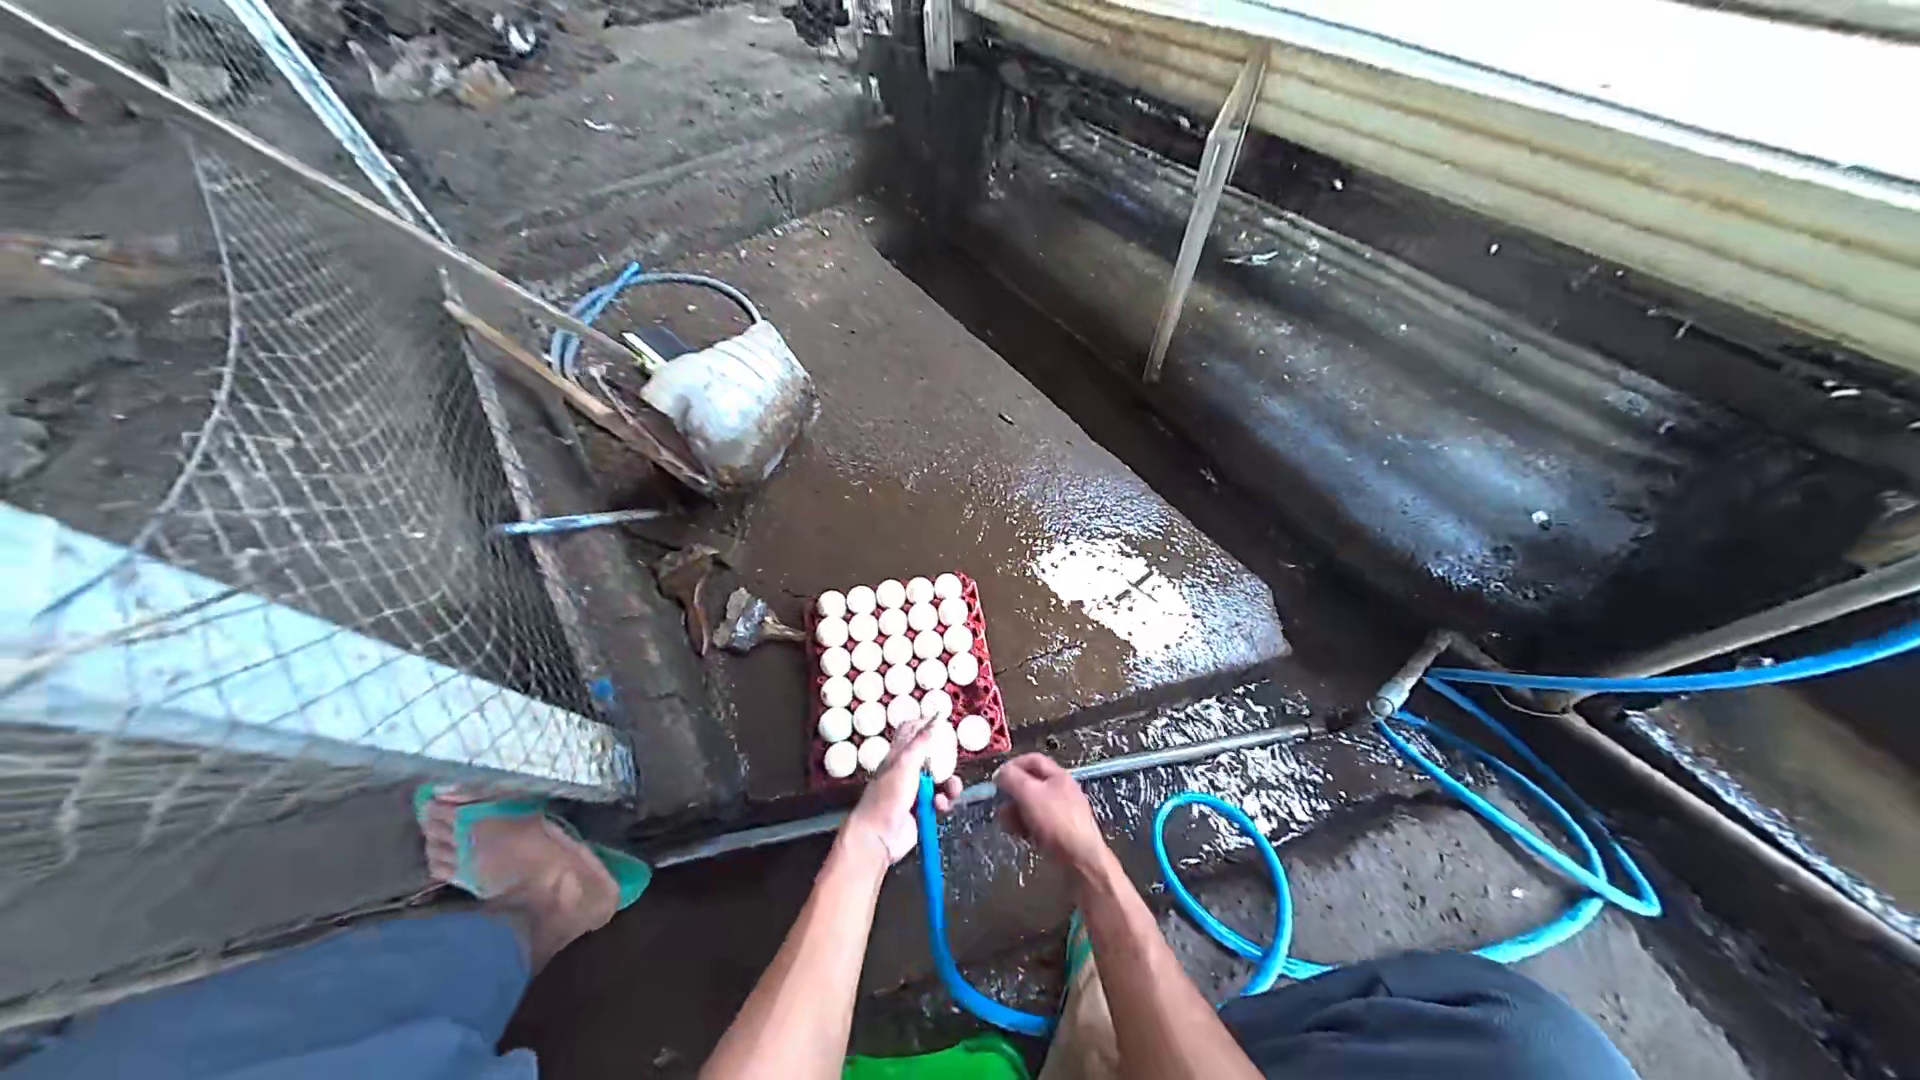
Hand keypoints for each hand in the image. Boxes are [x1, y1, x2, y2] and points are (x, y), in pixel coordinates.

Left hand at [841, 719, 963, 863]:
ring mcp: (914, 791)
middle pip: (929, 757)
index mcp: (898, 756)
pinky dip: (944, 802)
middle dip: (944, 759)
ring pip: (939, 781)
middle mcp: (906, 771)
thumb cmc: (888, 797)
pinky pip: (939, 801)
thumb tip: (933, 720)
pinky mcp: (921, 810)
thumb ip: (919, 743)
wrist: (879, 837)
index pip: (909, 733)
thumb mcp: (904, 765)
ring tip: (953, 789)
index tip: (940, 723)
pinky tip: (941, 806)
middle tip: (953, 760)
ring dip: (949, 784)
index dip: (923, 725)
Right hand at [994, 754, 1107, 875]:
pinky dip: (1026, 827)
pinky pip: (1038, 824)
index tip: (998, 778)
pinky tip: (1019, 835)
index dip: (1013, 765)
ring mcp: (1062, 814)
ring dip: (1016, 813)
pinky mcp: (1061, 834)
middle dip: (1012, 794)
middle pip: (1030, 785)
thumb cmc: (1056, 822)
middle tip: (1000, 805)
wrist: (1081, 861)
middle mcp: (1062, 792)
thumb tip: (1000, 773)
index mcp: (1058, 776)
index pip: (1032, 760)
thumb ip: (1011, 778)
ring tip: (1007, 824)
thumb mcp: (1029, 793)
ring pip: (1032, 807)